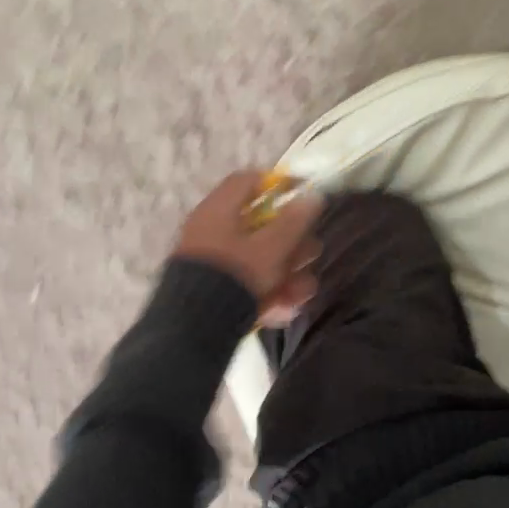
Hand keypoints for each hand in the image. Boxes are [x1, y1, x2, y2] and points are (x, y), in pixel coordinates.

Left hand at [173, 170, 323, 326]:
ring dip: (287, 276)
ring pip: (260, 260)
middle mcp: (214, 231)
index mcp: (220, 210)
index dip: (281, 185)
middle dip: (293, 245)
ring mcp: (213, 262)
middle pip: (263, 226)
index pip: (250, 181)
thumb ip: (295, 221)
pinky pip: (248, 283)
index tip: (306, 197)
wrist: (195, 326)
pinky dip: (268, 294)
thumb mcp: (271, 247)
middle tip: (310, 257)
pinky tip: (282, 311)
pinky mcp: (214, 290)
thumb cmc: (235, 274)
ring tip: (299, 295)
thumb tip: (313, 195)